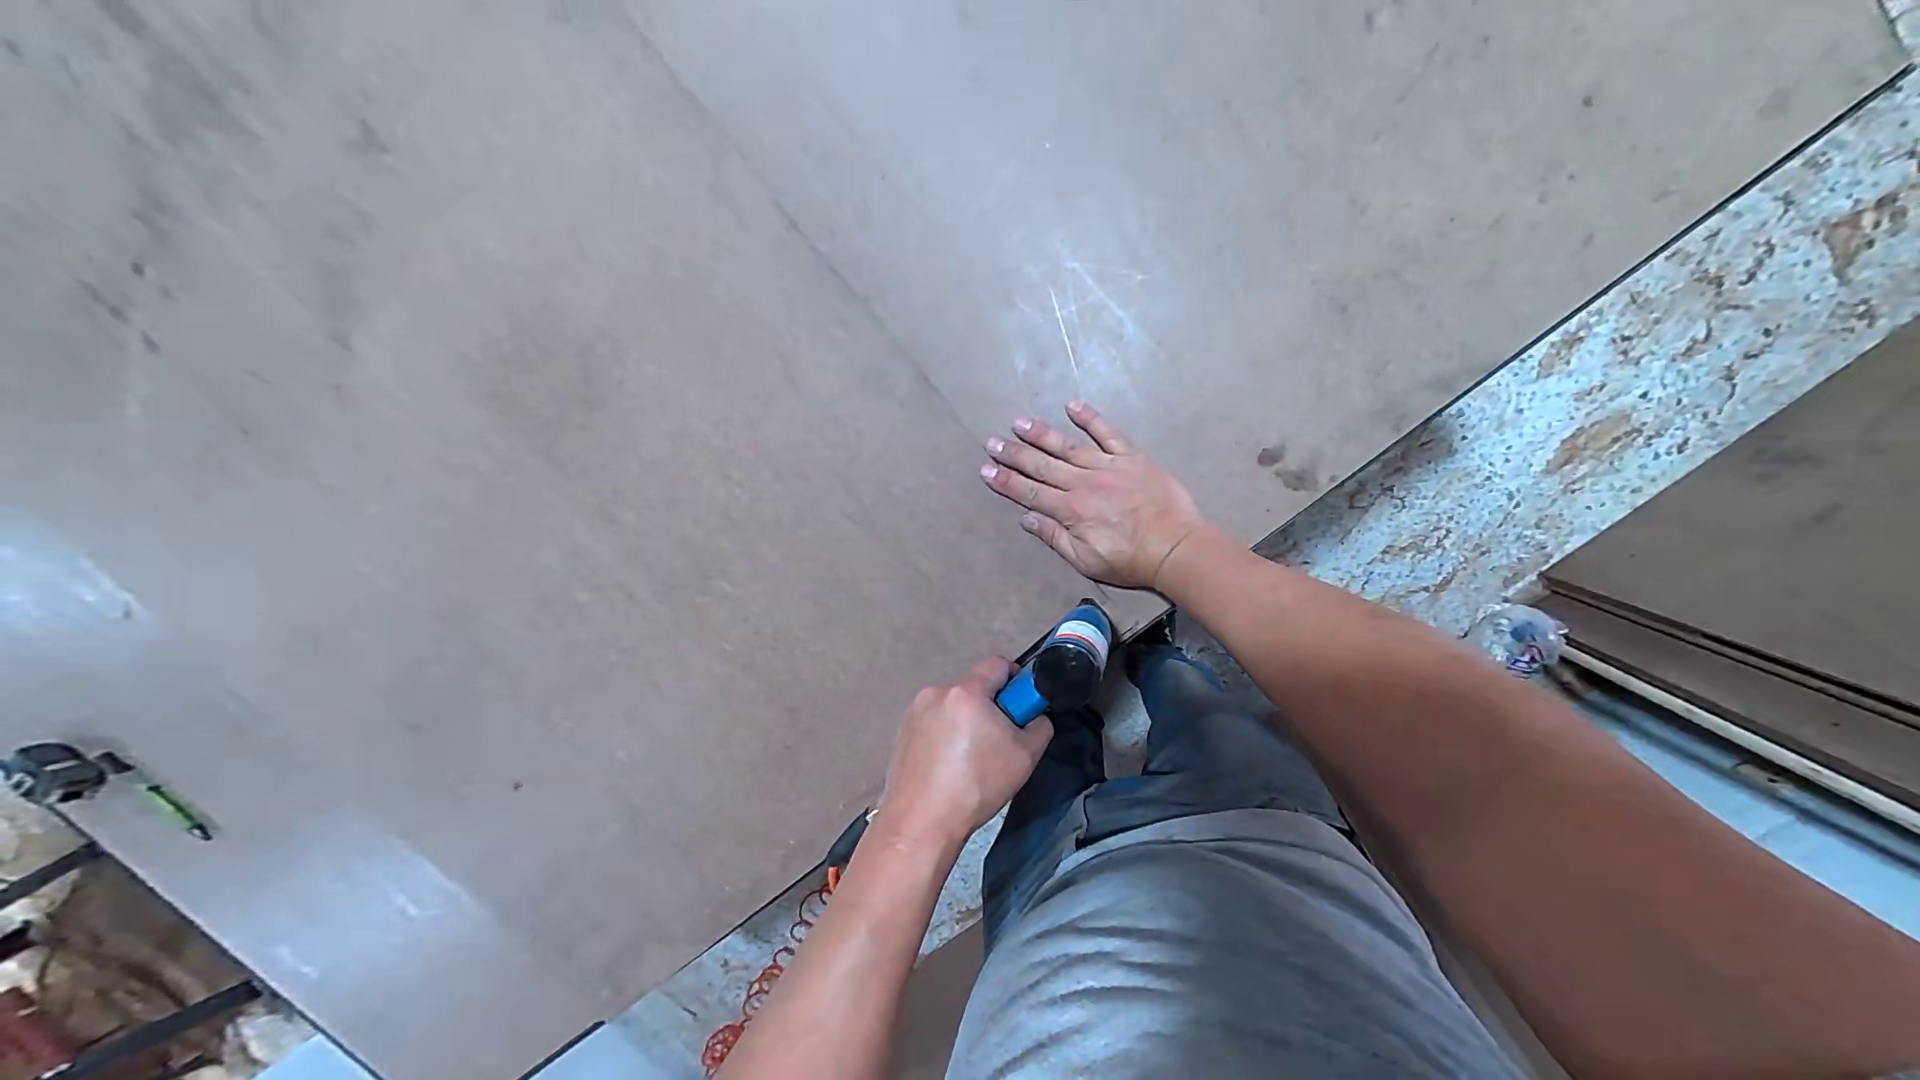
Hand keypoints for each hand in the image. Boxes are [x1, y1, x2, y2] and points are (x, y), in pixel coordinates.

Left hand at [878, 658, 1052, 846]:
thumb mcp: (1026, 756)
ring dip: (968, 722)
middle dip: (992, 708)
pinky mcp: (902, 732)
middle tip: (1001, 741)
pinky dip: (946, 736)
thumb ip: (1039, 726)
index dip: (1018, 682)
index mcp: (966, 692)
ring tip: (973, 760)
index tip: (1023, 707)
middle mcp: (937, 693)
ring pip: (954, 707)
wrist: (921, 822)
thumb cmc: (975, 786)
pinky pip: (934, 722)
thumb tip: (1035, 717)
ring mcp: (915, 712)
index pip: (998, 664)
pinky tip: (950, 767)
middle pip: (975, 688)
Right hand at [980, 401, 1210, 589]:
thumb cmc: (1130, 560)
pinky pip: (1108, 433)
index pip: (1030, 492)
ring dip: (1041, 434)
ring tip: (1019, 423)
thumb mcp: (1086, 560)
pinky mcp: (1132, 458)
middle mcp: (1084, 483)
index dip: (1006, 481)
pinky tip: (1072, 406)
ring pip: (1068, 446)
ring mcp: (1108, 467)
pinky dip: (1091, 418)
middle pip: (1042, 466)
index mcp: (1071, 510)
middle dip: (1014, 454)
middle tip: (992, 441)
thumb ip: (1055, 537)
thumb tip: (1027, 518)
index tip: (986, 469)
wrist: (1176, 547)